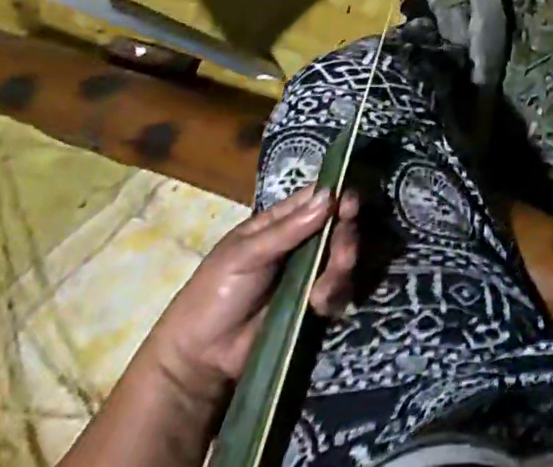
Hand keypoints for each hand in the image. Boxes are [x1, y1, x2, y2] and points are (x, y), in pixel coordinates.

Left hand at [140, 186, 360, 403]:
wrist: (201, 359)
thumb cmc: (213, 296)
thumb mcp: (243, 256)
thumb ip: (288, 228)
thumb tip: (331, 194)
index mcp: (282, 223)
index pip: (319, 198)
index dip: (340, 195)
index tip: (352, 203)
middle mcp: (304, 241)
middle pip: (342, 224)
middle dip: (346, 235)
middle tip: (341, 249)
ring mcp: (313, 270)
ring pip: (346, 255)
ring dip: (342, 266)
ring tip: (324, 286)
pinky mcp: (319, 298)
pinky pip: (342, 287)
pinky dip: (334, 293)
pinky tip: (316, 304)